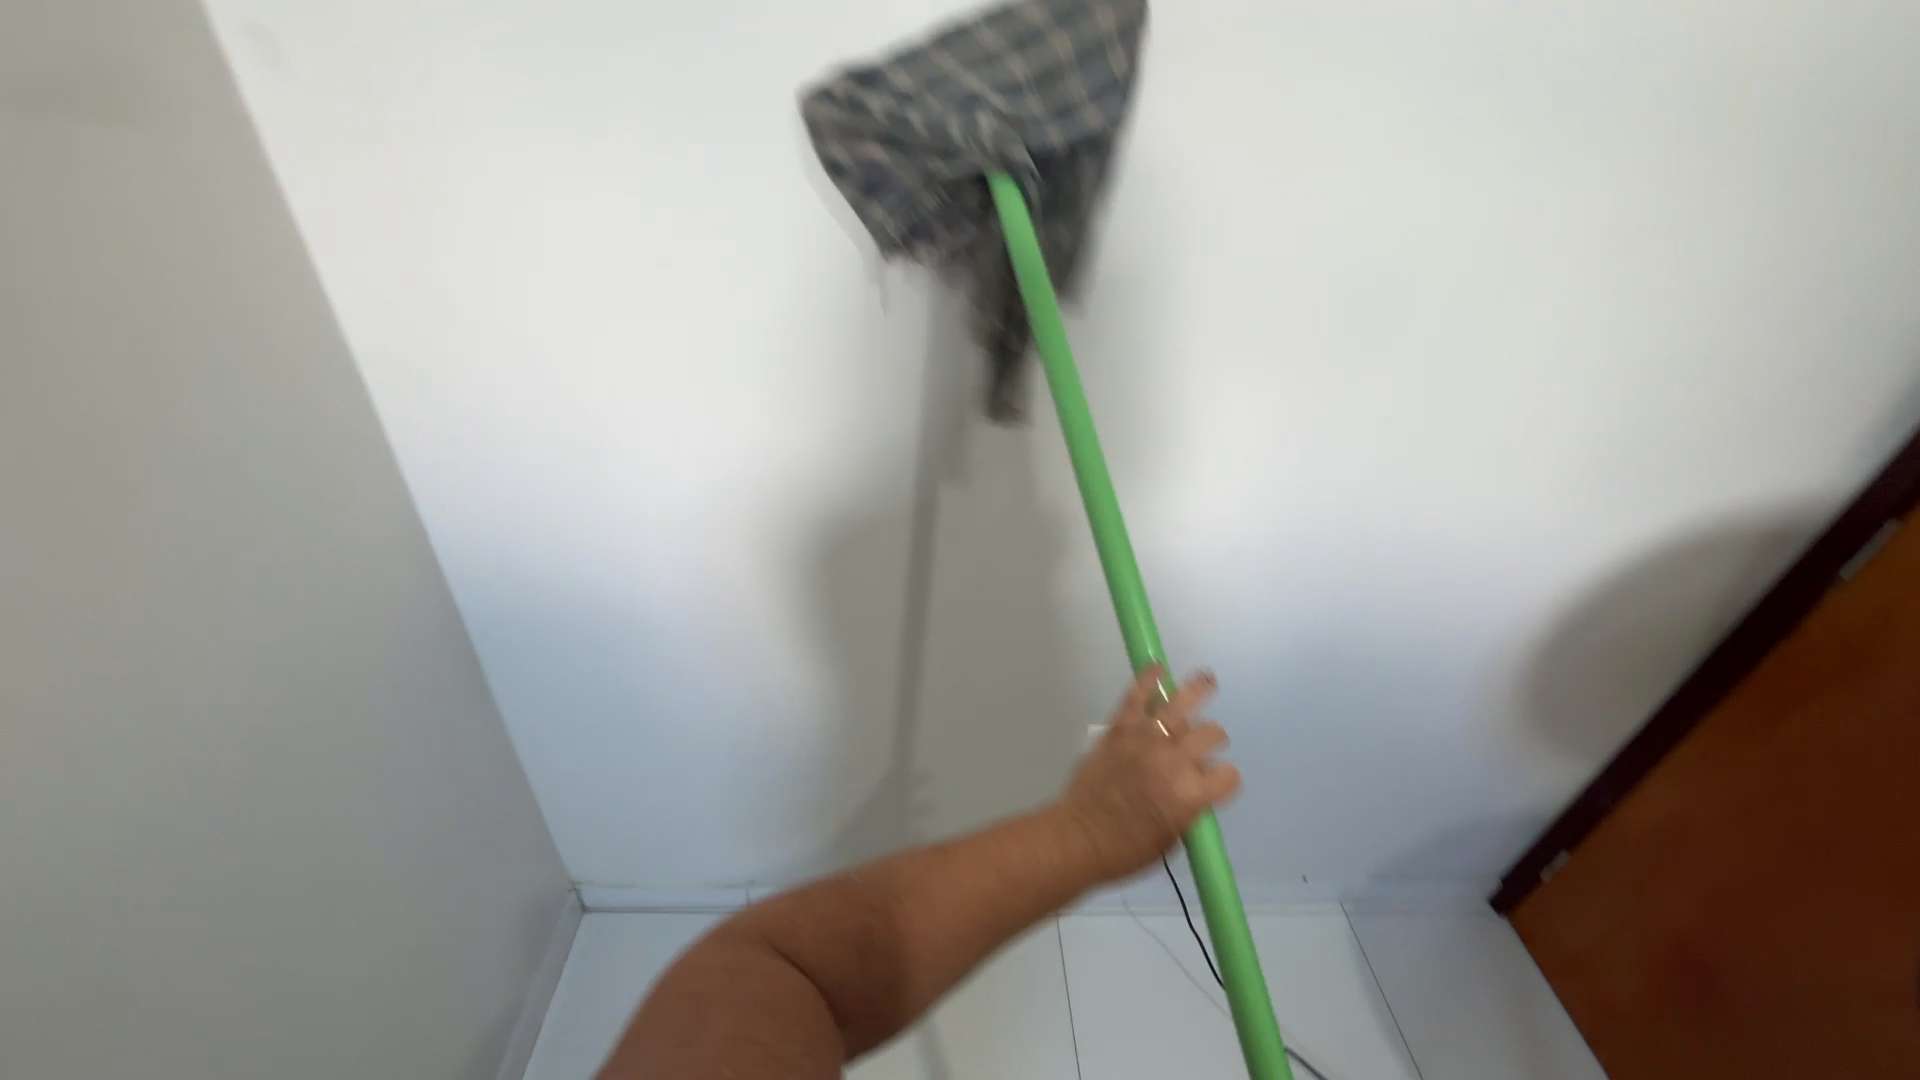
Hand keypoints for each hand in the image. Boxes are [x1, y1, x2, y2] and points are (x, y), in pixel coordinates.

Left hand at [1055, 666, 1240, 883]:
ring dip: (1197, 690)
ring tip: (1207, 680)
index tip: (1218, 780)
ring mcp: (1145, 741)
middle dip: (1213, 739)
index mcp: (1192, 795)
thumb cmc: (1127, 850)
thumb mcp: (1172, 839)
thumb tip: (1193, 785)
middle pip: (1209, 735)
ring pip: (1178, 706)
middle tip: (1207, 741)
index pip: (1228, 776)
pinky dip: (1147, 679)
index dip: (1225, 778)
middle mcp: (1174, 762)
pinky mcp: (1119, 730)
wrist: (1080, 836)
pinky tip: (1158, 668)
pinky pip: (1135, 697)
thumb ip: (1189, 807)